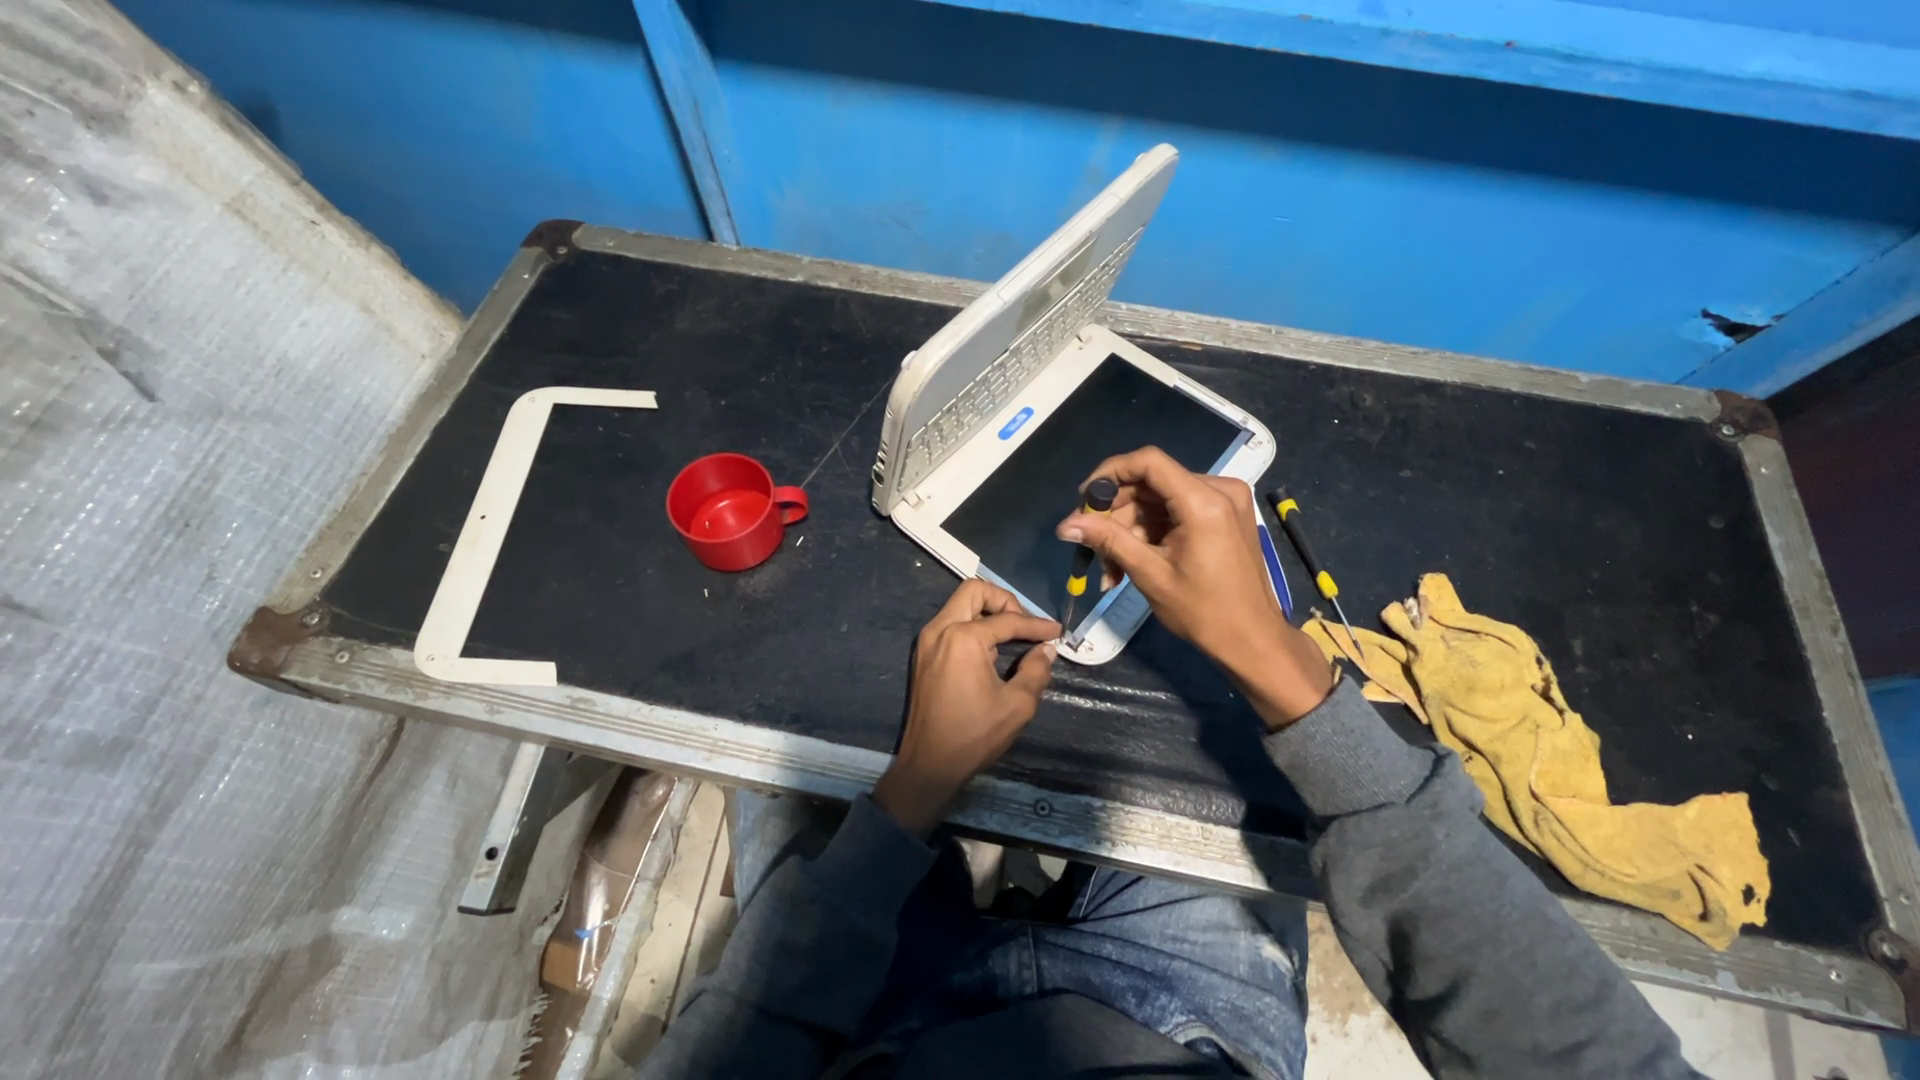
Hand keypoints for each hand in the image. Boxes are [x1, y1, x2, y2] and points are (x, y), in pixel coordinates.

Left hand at [871, 581, 1059, 834]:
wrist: (929, 764)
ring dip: (987, 612)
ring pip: (959, 605)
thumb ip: (1035, 671)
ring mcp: (927, 641)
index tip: (1057, 632)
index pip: (1007, 620)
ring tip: (1013, 636)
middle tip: (1026, 624)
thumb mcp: (1017, 705)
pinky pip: (950, 624)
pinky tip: (993, 649)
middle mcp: (939, 630)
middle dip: (1005, 601)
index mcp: (962, 638)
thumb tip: (1045, 650)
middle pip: (974, 591)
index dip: (1036, 625)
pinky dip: (973, 626)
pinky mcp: (923, 655)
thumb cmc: (974, 736)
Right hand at [1056, 446, 1333, 727]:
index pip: (1148, 462)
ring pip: (1159, 500)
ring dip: (1130, 529)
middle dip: (1116, 513)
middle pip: (1151, 483)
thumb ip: (1108, 541)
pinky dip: (1151, 533)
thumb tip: (1065, 526)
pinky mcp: (1224, 516)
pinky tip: (1130, 563)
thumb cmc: (1204, 612)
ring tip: (1109, 568)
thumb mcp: (1150, 574)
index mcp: (1204, 501)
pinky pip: (1176, 512)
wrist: (1253, 640)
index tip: (1084, 500)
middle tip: (1090, 544)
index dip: (1110, 474)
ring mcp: (1225, 502)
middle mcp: (1219, 490)